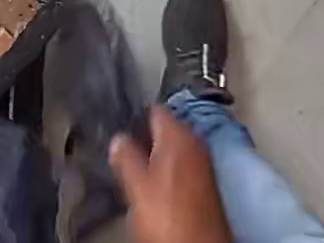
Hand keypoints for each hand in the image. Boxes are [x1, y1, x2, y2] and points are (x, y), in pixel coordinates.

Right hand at [110, 106, 233, 242]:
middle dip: (146, 138)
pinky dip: (169, 169)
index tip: (121, 128)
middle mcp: (194, 138)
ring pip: (174, 147)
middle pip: (165, 127)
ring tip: (138, 173)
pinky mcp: (206, 179)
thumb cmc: (167, 213)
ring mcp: (203, 158)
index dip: (136, 117)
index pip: (155, 110)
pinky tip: (157, 187)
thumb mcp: (138, 186)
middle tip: (126, 154)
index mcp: (178, 132)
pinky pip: (183, 163)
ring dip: (157, 156)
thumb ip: (125, 158)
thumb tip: (117, 139)